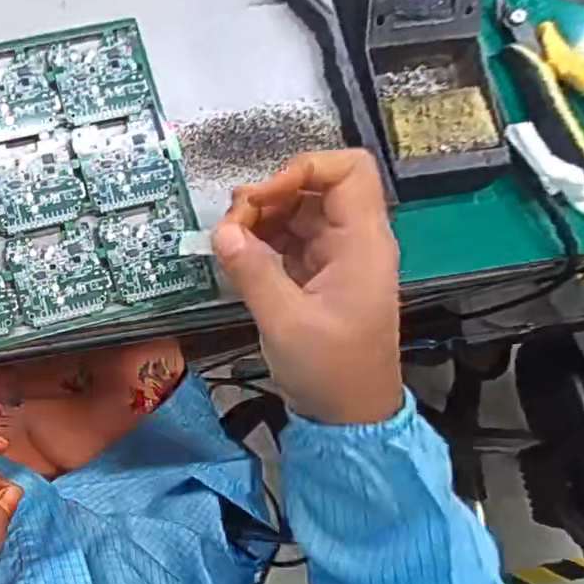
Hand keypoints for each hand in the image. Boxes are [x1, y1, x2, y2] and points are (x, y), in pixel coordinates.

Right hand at [212, 150, 403, 424]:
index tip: (256, 201)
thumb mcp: (285, 321)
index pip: (347, 171)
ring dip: (261, 222)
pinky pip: (290, 244)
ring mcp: (335, 260)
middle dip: (270, 199)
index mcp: (361, 243)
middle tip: (229, 229)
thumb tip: (222, 232)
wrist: (348, 412)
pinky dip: (262, 245)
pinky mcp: (317, 279)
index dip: (300, 171)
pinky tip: (238, 258)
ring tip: (227, 243)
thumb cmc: (329, 368)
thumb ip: (253, 272)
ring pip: (299, 216)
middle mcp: (352, 242)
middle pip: (315, 190)